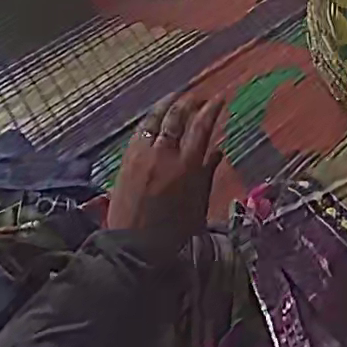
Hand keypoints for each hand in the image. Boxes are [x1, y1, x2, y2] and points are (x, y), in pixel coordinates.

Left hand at [107, 96, 228, 250]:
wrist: (134, 248)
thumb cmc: (173, 231)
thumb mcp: (199, 203)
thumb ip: (207, 173)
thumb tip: (217, 151)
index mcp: (187, 165)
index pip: (202, 125)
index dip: (212, 108)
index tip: (220, 98)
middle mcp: (164, 154)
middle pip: (177, 116)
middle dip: (190, 101)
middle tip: (199, 97)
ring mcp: (142, 154)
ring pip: (155, 119)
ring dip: (167, 104)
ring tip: (176, 97)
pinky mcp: (126, 159)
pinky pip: (140, 131)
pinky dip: (150, 120)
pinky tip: (155, 118)